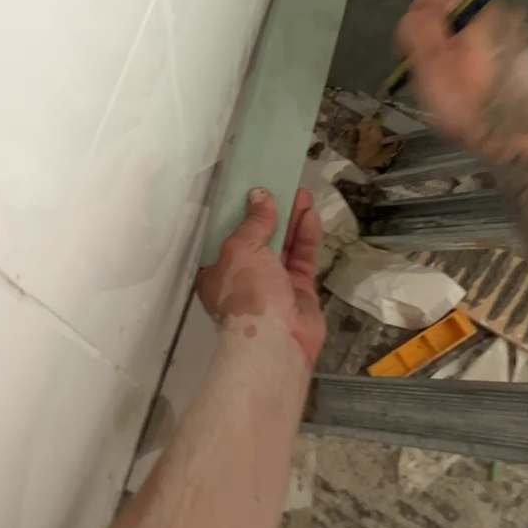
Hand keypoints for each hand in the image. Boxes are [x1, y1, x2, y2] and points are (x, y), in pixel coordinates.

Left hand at [197, 188, 325, 368]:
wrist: (275, 342)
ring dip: (291, 220)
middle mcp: (242, 277)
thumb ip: (253, 221)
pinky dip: (305, 238)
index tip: (251, 191)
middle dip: (270, 212)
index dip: (239, 213)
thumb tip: (260, 196)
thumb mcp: (241, 249)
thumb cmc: (246, 293)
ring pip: (282, 246)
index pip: (226, 236)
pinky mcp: (298, 291)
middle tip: (282, 185)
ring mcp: (272, 284)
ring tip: (302, 193)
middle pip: (258, 238)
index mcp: (216, 271)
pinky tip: (310, 216)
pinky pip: (301, 258)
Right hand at [395, 0, 527, 156]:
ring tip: (448, 93)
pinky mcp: (523, 67)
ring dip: (450, 63)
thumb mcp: (430, 59)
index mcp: (485, 9)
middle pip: (450, 24)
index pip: (430, 2)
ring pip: (466, 44)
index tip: (408, 60)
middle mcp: (507, 17)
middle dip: (433, 49)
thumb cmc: (468, 101)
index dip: (411, 30)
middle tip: (428, 80)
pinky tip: (469, 98)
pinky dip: (471, 74)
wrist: (515, 143)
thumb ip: (416, 25)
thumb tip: (414, 15)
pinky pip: (484, 61)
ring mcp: (519, 43)